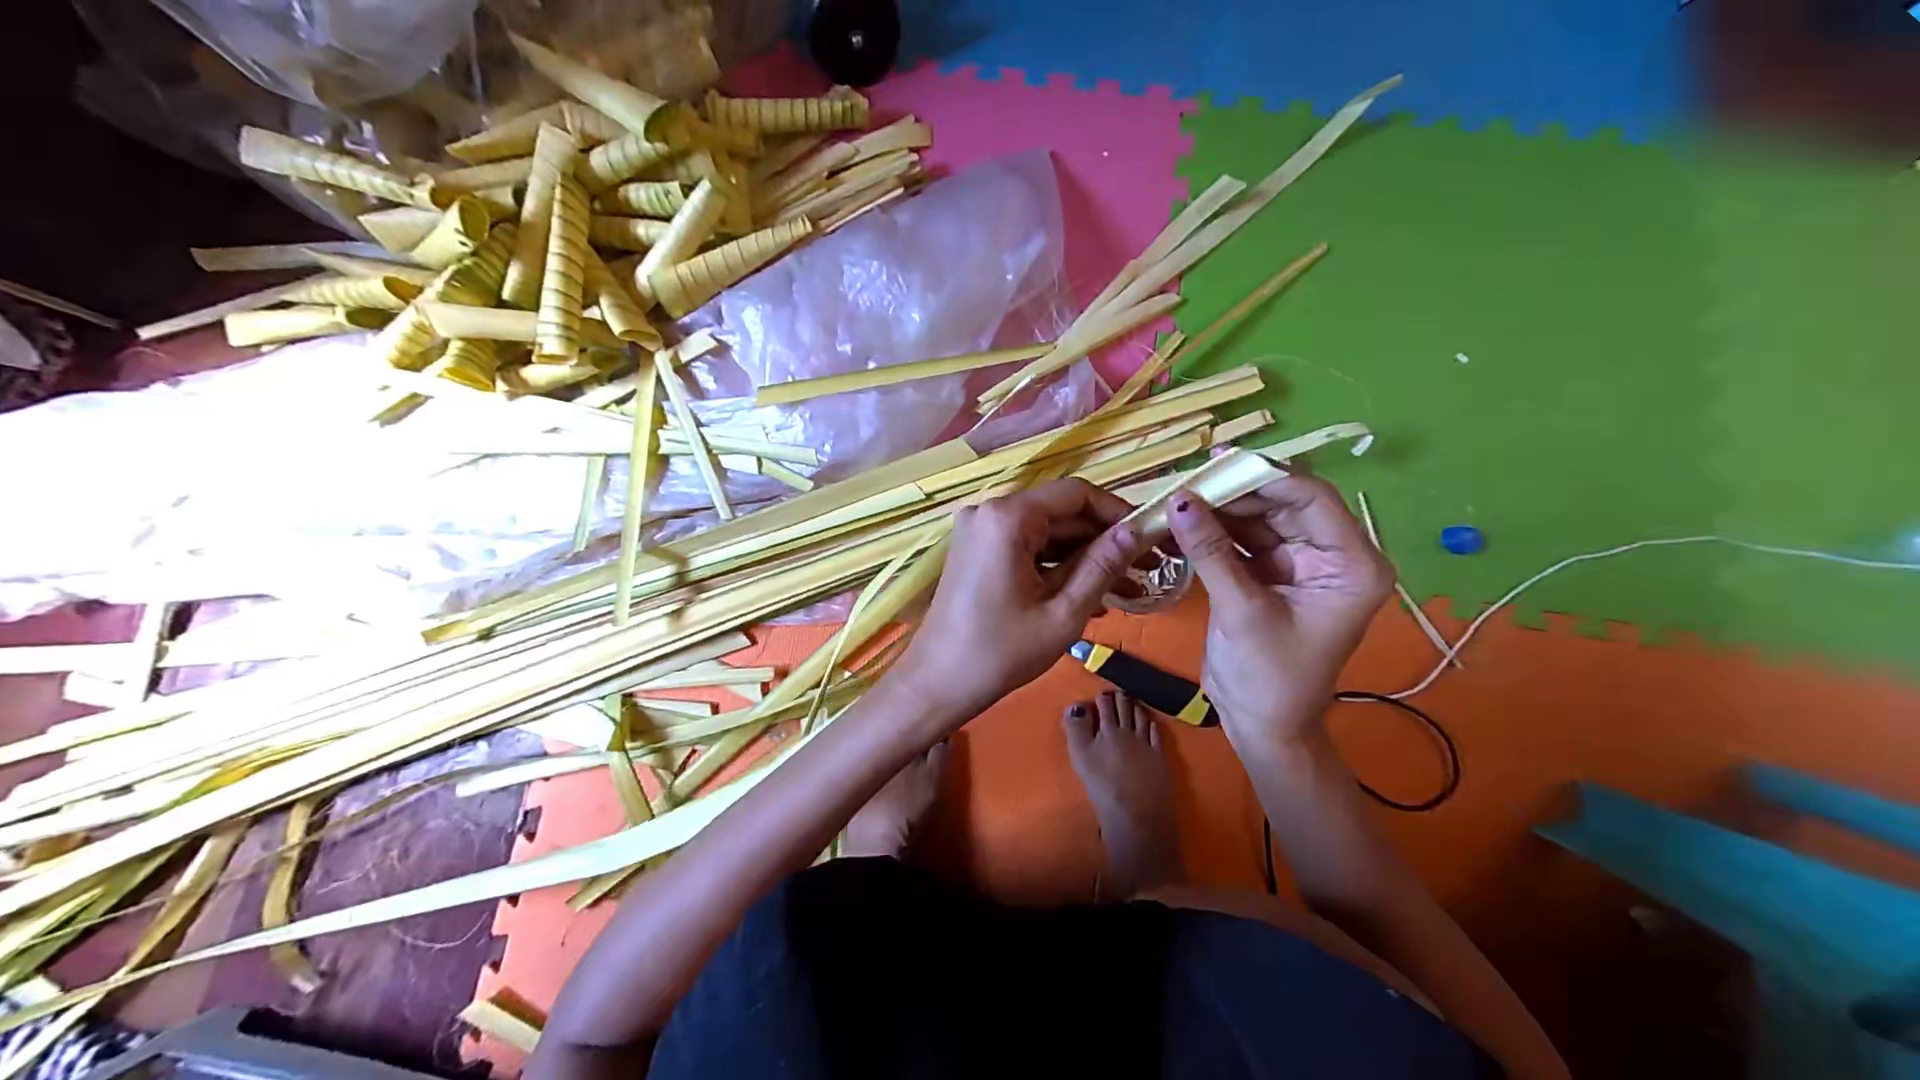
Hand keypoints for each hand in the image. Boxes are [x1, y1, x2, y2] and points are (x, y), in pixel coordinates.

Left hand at [894, 479, 1143, 723]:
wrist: (936, 685)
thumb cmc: (1000, 653)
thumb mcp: (1063, 614)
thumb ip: (1102, 567)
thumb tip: (1135, 532)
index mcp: (1007, 518)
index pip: (1076, 494)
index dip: (1117, 512)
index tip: (1149, 537)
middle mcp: (989, 513)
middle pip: (1061, 514)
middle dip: (1104, 541)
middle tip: (1147, 569)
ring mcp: (979, 532)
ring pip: (1046, 534)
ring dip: (1085, 559)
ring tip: (1127, 591)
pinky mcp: (977, 553)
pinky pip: (1026, 549)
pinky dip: (1056, 568)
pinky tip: (1090, 597)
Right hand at [1166, 469, 1391, 753]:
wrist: (1260, 726)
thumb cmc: (1268, 678)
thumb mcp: (1241, 611)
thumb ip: (1211, 551)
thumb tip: (1178, 500)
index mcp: (1352, 565)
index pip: (1311, 499)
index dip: (1263, 477)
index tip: (1214, 466)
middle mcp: (1331, 556)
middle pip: (1282, 504)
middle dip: (1234, 493)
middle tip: (1187, 482)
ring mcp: (1298, 564)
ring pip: (1257, 519)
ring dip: (1218, 511)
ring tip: (1176, 500)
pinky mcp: (1269, 574)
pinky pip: (1241, 541)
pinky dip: (1212, 534)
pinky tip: (1179, 524)